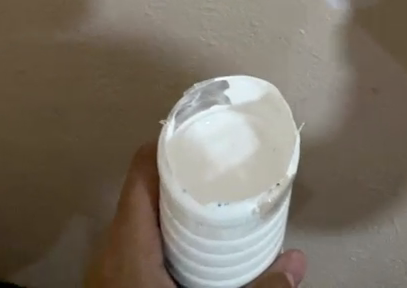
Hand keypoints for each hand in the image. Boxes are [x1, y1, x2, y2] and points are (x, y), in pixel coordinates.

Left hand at [85, 144, 307, 287]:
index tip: (207, 134)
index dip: (172, 142)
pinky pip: (136, 242)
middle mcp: (111, 246)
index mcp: (127, 240)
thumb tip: (299, 262)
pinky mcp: (113, 284)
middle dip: (183, 174)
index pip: (142, 167)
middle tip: (224, 166)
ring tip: (213, 196)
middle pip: (144, 188)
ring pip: (139, 216)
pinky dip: (163, 231)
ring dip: (173, 204)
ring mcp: (107, 268)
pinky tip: (190, 241)